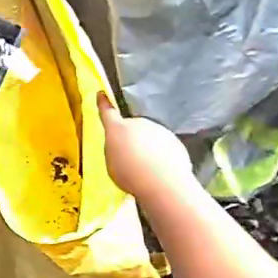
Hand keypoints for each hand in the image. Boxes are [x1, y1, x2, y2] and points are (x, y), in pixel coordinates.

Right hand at [96, 90, 197, 206]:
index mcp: (117, 128)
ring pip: (149, 136)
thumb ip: (114, 148)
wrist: (163, 182)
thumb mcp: (111, 163)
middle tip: (130, 159)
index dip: (103, 104)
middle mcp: (139, 123)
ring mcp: (159, 130)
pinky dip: (161, 155)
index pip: (108, 113)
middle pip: (132, 128)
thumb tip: (121, 145)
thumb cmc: (129, 174)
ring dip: (147, 147)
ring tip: (146, 168)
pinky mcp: (175, 141)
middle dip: (130, 139)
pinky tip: (161, 170)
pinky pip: (164, 146)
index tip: (101, 94)